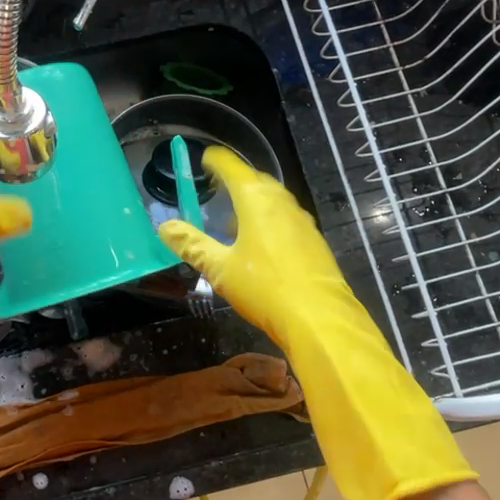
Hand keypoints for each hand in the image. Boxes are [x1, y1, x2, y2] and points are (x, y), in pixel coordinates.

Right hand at [159, 148, 473, 499]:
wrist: (338, 344)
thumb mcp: (225, 277)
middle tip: (217, 181)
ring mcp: (313, 244)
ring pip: (283, 214)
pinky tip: (270, 252)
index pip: (242, 175)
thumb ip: (193, 251)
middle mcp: (294, 222)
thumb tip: (161, 231)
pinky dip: (274, 231)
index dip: (223, 164)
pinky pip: (293, 235)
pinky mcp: (323, 268)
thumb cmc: (277, 305)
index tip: (205, 154)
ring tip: (238, 211)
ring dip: (261, 208)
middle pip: (266, 191)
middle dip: (241, 182)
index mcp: (268, 215)